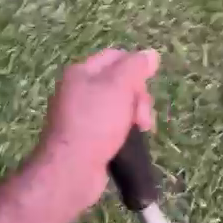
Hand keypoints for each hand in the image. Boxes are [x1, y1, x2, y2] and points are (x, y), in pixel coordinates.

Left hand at [27, 48, 157, 214]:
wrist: (71, 169)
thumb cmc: (95, 121)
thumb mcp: (119, 86)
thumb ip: (136, 66)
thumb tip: (151, 53)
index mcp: (82, 71)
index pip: (116, 56)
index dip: (136, 67)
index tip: (147, 85)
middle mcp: (79, 90)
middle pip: (120, 82)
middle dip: (138, 97)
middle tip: (142, 116)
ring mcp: (82, 115)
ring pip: (119, 106)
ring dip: (135, 116)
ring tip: (140, 131)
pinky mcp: (87, 137)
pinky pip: (112, 126)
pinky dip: (125, 132)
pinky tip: (130, 142)